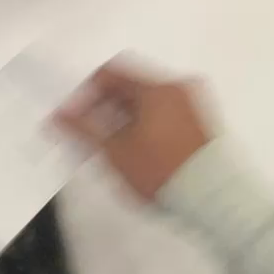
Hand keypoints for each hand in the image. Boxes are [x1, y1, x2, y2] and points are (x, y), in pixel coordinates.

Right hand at [55, 61, 212, 200]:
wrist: (217, 200)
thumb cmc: (162, 172)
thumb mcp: (115, 152)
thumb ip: (82, 129)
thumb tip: (56, 116)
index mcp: (157, 88)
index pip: (110, 73)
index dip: (85, 94)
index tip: (75, 119)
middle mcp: (178, 87)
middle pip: (129, 86)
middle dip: (103, 108)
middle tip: (89, 137)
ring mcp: (194, 105)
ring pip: (146, 101)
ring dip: (123, 118)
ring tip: (111, 148)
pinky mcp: (202, 123)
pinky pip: (163, 113)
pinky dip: (144, 124)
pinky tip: (137, 151)